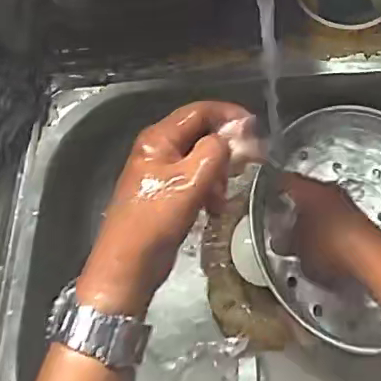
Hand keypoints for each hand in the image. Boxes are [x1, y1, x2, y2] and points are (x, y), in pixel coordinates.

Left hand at [78, 101, 257, 314]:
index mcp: (159, 137)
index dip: (229, 114)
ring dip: (218, 170)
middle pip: (200, 132)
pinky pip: (193, 177)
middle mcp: (157, 147)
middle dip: (225, 146)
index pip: (200, 110)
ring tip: (225, 192)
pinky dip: (208, 186)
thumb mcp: (189, 182)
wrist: (125, 270)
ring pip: (199, 156)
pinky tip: (214, 205)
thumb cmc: (154, 222)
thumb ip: (214, 151)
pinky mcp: (163, 192)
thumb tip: (231, 136)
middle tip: (247, 163)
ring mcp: (159, 170)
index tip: (254, 128)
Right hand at [277, 172, 380, 282]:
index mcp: (309, 190)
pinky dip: (330, 227)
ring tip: (305, 236)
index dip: (277, 185)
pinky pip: (338, 218)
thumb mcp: (298, 247)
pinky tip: (326, 245)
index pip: (287, 180)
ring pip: (324, 205)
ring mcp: (346, 203)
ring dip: (315, 217)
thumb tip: (282, 240)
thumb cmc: (329, 245)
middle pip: (308, 192)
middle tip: (286, 219)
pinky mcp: (359, 220)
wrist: (368, 257)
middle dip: (298, 205)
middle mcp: (329, 190)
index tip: (271, 189)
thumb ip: (287, 239)